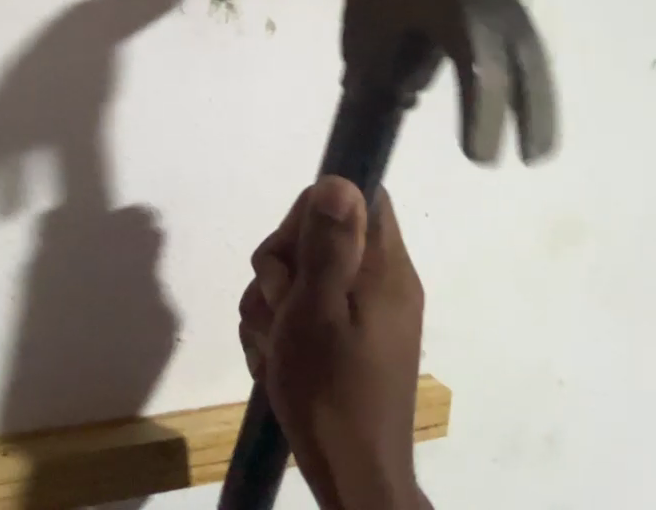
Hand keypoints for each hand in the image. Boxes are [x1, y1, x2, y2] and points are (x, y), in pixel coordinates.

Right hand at [239, 178, 429, 509]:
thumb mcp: (318, 311)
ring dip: (271, 303)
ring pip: (297, 274)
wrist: (349, 476)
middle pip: (316, 234)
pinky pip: (298, 309)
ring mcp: (361, 312)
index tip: (292, 250)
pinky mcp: (343, 338)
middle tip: (278, 305)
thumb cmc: (331, 392)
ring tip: (274, 342)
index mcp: (384, 269)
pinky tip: (275, 357)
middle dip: (280, 265)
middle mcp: (379, 283)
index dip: (314, 210)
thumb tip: (338, 178)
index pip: (359, 198)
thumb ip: (327, 245)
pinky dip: (278, 328)